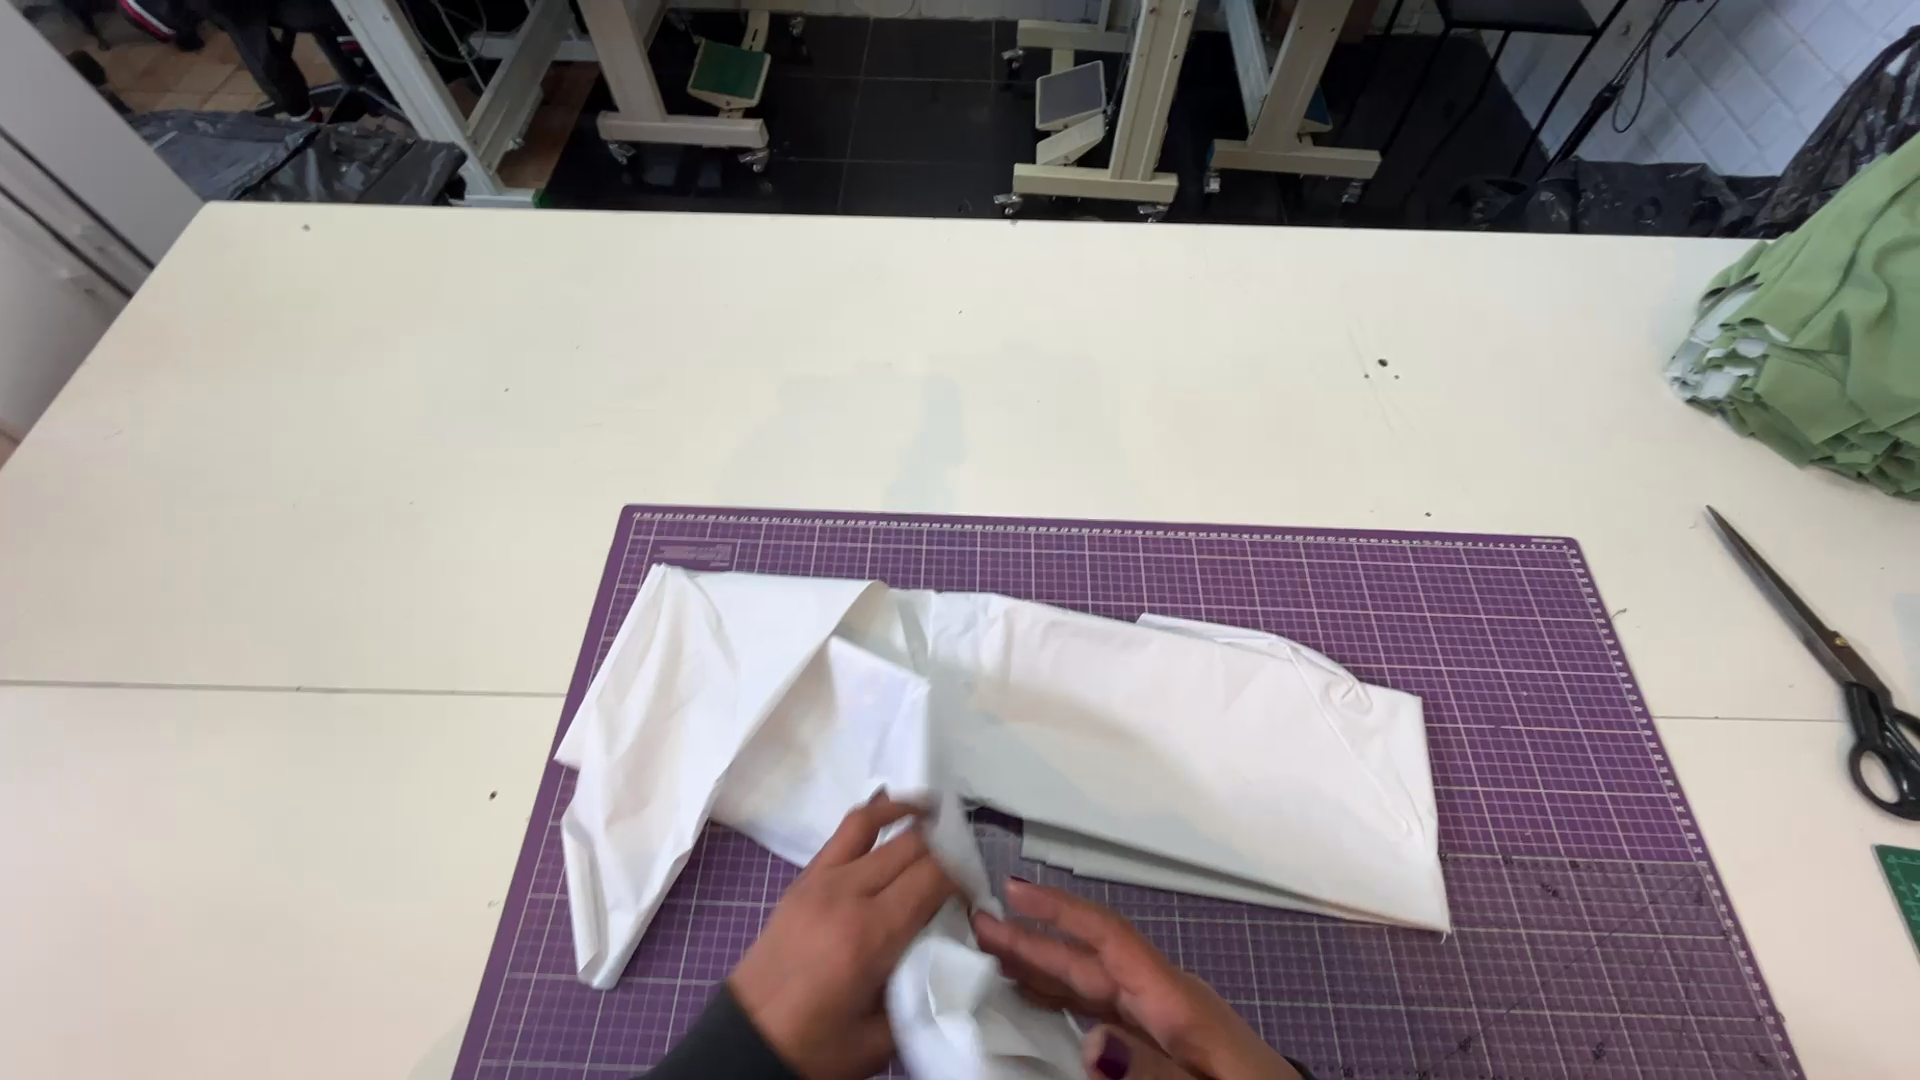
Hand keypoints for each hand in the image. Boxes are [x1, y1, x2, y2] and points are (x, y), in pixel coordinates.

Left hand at [727, 794, 957, 1079]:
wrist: (745, 1045)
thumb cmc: (817, 1048)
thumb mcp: (883, 1036)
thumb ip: (921, 987)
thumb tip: (951, 952)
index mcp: (871, 934)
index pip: (933, 877)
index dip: (961, 876)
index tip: (972, 893)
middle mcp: (847, 894)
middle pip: (911, 846)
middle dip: (944, 849)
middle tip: (958, 867)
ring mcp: (821, 880)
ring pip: (875, 824)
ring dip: (909, 814)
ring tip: (934, 810)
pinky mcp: (803, 879)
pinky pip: (844, 832)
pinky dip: (873, 816)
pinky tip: (891, 815)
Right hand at [972, 879, 1300, 1079]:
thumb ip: (1153, 1069)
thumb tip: (1089, 1043)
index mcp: (1175, 998)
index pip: (1108, 937)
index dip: (1060, 910)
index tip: (1013, 890)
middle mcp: (1161, 999)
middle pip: (1088, 959)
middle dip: (1033, 938)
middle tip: (979, 923)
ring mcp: (1159, 1021)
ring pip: (1088, 984)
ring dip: (1041, 967)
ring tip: (993, 953)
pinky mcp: (1158, 1043)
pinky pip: (1099, 1012)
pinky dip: (1061, 1000)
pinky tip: (1036, 999)